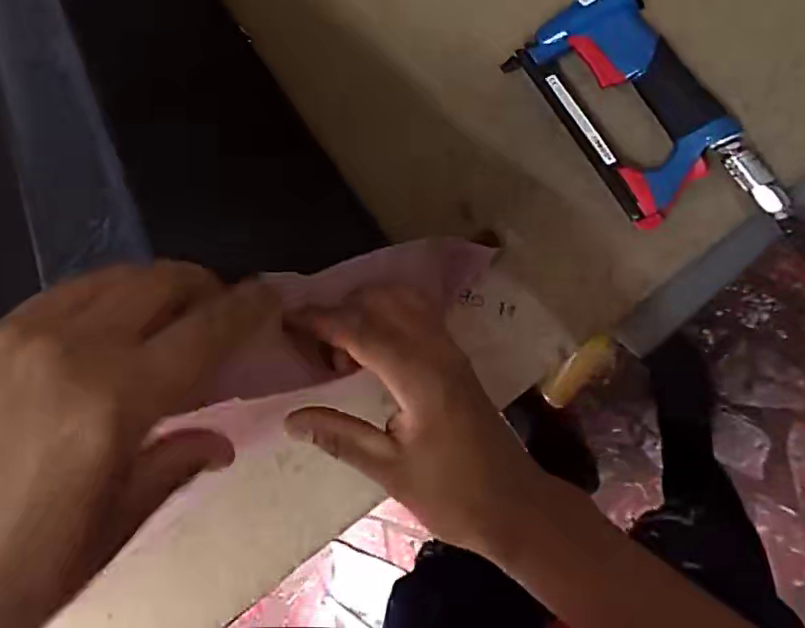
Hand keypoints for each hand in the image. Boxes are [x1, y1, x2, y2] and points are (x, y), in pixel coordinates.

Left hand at [0, 262, 278, 627]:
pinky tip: (107, 326)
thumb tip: (217, 437)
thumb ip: (169, 470)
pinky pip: (71, 290)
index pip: (205, 331)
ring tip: (169, 318)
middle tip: (221, 315)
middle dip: (205, 288)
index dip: (248, 308)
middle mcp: (76, 345)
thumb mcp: (100, 542)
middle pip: (164, 282)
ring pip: (118, 276)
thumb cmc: (2, 588)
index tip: (273, 295)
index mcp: (113, 401)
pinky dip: (108, 294)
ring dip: (157, 286)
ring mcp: (26, 331)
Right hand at [285, 288, 745, 627]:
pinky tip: (371, 343)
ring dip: (365, 306)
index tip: (288, 319)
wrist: (517, 506)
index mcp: (419, 376)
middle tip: (314, 346)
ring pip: (401, 298)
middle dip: (340, 310)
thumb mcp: (391, 471)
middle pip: (380, 300)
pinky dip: (386, 311)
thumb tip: (291, 419)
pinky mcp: (454, 353)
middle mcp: (436, 349)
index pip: (360, 330)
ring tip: (342, 346)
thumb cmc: (454, 495)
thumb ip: (340, 436)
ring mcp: (449, 346)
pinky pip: (416, 310)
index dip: (320, 320)